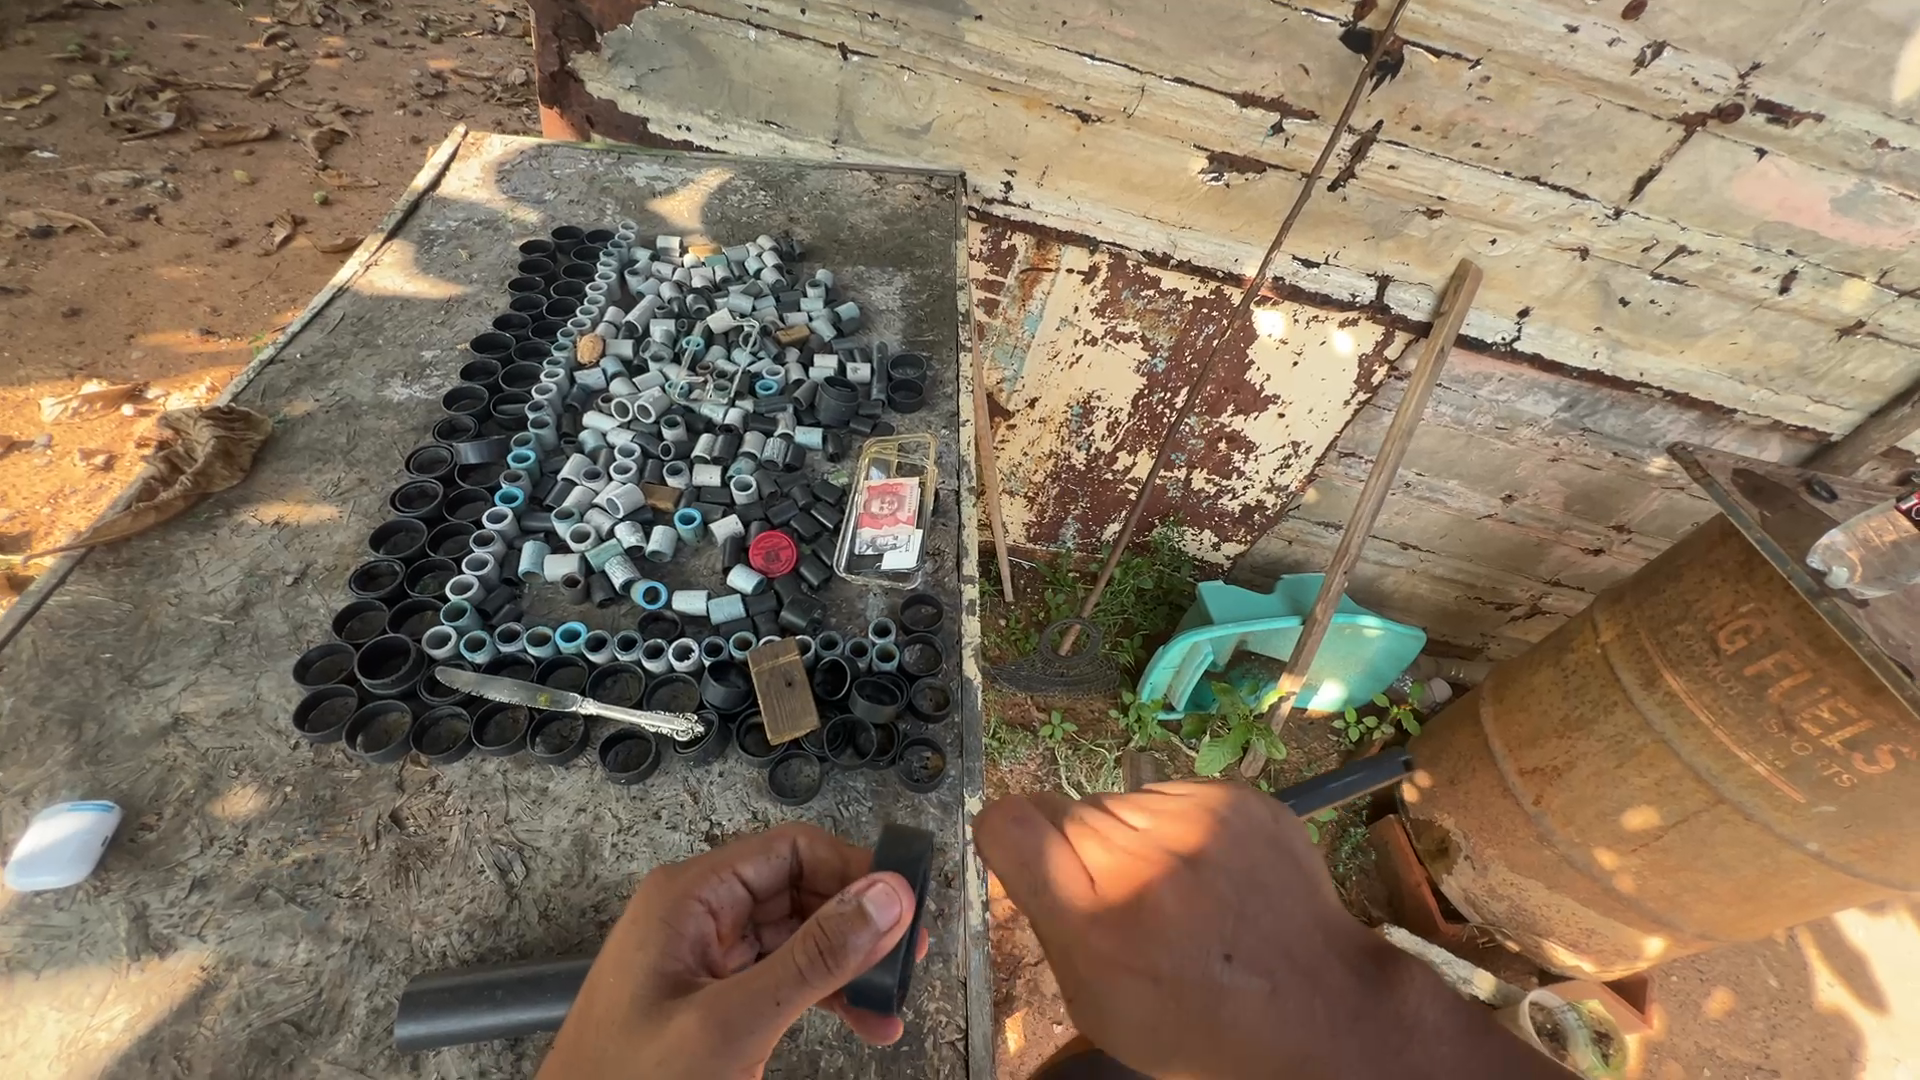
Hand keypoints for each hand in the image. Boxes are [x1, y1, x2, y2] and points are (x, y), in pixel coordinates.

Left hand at [538, 822, 920, 1079]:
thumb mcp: (731, 1025)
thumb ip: (815, 957)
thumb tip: (892, 894)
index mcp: (693, 894)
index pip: (790, 851)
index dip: (852, 869)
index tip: (906, 905)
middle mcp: (704, 912)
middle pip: (801, 891)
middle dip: (857, 923)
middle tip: (912, 957)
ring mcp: (712, 959)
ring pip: (800, 936)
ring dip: (849, 966)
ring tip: (897, 1000)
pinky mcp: (720, 1001)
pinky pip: (786, 979)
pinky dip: (827, 996)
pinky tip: (867, 1023)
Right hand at [977, 781, 1553, 1079]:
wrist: (1320, 1004)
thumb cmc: (1195, 1019)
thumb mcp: (1095, 1001)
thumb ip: (1048, 917)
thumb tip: (1015, 842)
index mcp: (1095, 914)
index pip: (1009, 823)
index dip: (1011, 835)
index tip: (1032, 856)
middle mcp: (1139, 851)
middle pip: (1066, 810)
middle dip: (1080, 846)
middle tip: (1124, 893)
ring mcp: (1192, 813)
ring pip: (1119, 800)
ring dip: (1130, 834)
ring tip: (1177, 884)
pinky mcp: (1231, 793)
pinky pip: (1169, 793)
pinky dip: (1176, 825)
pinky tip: (1210, 868)